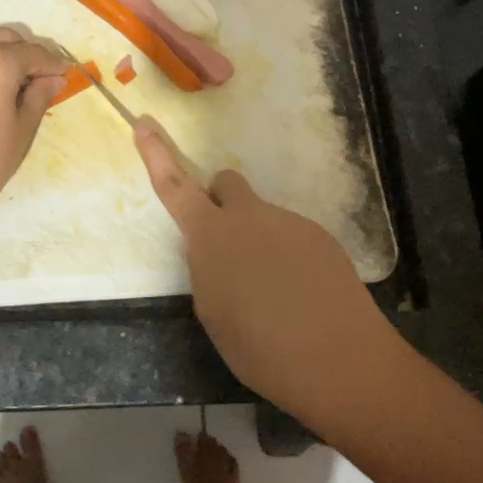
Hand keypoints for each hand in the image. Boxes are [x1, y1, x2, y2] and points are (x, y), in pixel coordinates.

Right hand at [134, 121, 398, 420]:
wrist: (339, 358)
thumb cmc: (260, 347)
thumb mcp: (213, 312)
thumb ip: (207, 268)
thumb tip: (215, 251)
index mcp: (211, 236)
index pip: (175, 187)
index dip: (156, 156)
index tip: (144, 124)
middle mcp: (249, 216)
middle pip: (226, 184)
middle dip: (220, 204)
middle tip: (226, 248)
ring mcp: (288, 221)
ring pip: (262, 218)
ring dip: (259, 242)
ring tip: (275, 296)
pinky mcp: (320, 235)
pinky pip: (292, 236)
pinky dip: (289, 257)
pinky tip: (303, 296)